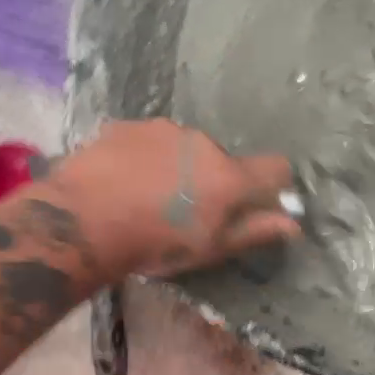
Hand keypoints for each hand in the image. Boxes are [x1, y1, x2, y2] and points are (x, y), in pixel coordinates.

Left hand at [43, 120, 301, 275]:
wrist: (81, 221)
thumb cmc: (156, 243)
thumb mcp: (212, 248)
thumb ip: (255, 231)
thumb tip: (293, 224)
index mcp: (230, 175)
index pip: (276, 168)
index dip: (276, 184)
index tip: (261, 202)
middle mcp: (203, 143)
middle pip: (225, 159)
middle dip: (216, 180)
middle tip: (191, 211)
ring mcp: (162, 130)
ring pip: (186, 148)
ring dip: (180, 167)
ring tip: (152, 196)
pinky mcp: (125, 126)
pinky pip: (150, 141)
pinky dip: (148, 158)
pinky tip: (126, 182)